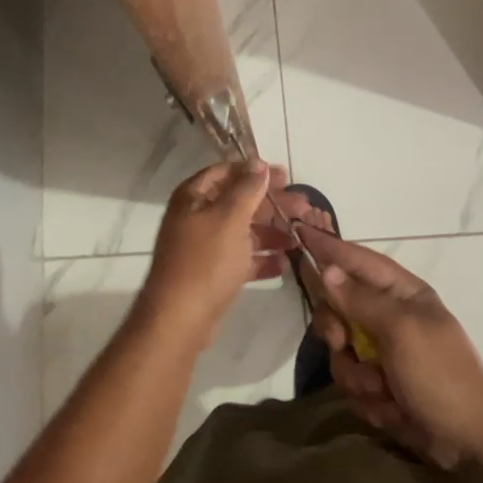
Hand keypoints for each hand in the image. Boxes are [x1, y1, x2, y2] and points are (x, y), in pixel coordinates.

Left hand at [136, 158, 291, 346]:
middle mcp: (196, 217)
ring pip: (242, 231)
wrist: (179, 319)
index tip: (286, 177)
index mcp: (193, 197)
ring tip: (299, 239)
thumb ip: (247, 189)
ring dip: (270, 233)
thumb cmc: (205, 261)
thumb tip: (259, 163)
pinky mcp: (212, 273)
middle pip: (238, 201)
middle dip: (271, 205)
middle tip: (303, 208)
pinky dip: (260, 259)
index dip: (255, 172)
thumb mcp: (229, 219)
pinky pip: (240, 258)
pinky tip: (283, 263)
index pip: (226, 172)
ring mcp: (203, 246)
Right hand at [298, 227, 482, 460]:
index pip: (358, 261)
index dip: (330, 248)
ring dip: (359, 377)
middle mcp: (389, 317)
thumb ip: (361, 300)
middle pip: (337, 307)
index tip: (300, 233)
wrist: (469, 439)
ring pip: (340, 352)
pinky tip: (392, 411)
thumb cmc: (441, 374)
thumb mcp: (402, 331)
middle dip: (337, 331)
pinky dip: (369, 401)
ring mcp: (382, 352)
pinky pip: (350, 384)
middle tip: (342, 343)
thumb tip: (328, 269)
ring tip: (385, 393)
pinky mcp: (379, 385)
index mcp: (402, 293)